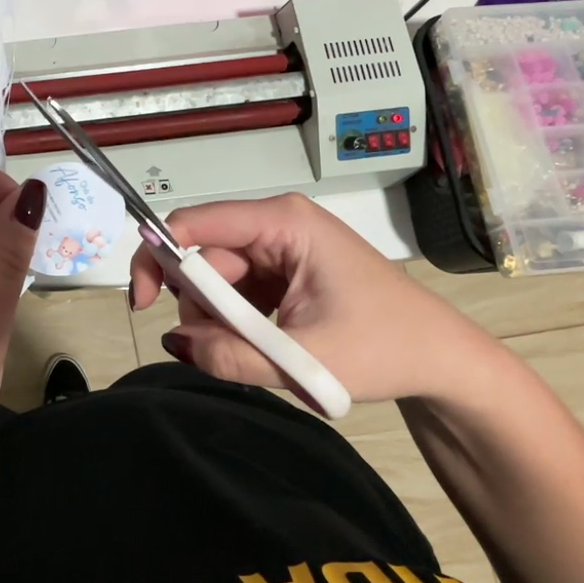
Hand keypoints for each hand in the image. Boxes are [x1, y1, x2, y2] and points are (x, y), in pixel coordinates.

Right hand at [128, 193, 490, 404]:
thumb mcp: (304, 359)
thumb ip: (230, 355)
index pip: (195, 222)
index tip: (143, 303)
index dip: (159, 256)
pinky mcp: (283, 272)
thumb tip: (173, 343)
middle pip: (203, 254)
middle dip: (197, 304)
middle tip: (218, 350)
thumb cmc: (385, 347)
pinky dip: (235, 322)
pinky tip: (264, 346)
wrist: (440, 360)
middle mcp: (276, 225)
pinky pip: (236, 292)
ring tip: (256, 354)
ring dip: (218, 319)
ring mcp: (280, 248)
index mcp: (284, 223)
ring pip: (216, 278)